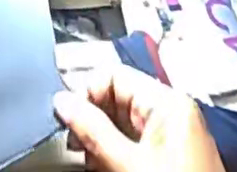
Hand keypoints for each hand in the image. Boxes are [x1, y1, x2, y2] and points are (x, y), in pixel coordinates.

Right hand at [52, 66, 225, 171]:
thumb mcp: (127, 165)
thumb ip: (93, 130)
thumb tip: (62, 100)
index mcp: (167, 100)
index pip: (115, 75)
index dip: (87, 94)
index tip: (68, 122)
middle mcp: (173, 110)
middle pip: (118, 98)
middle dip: (94, 122)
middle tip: (80, 151)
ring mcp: (175, 136)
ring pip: (124, 124)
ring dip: (103, 143)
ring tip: (96, 166)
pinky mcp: (174, 158)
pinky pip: (137, 144)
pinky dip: (118, 156)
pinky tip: (109, 171)